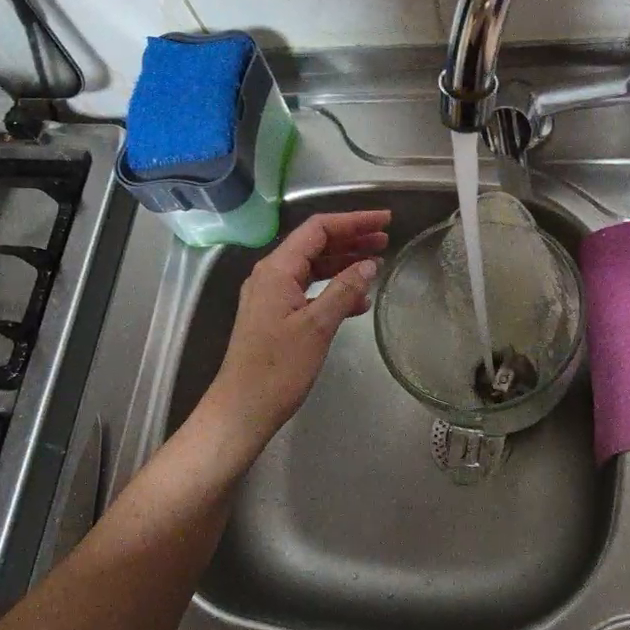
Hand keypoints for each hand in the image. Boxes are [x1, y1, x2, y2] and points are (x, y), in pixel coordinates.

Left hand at [198, 210, 391, 446]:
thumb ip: (344, 290)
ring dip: (344, 264)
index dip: (353, 221)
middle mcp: (271, 276)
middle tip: (386, 240)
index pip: (318, 229)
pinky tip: (358, 302)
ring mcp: (271, 296)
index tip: (385, 221)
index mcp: (277, 270)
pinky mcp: (275, 317)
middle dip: (351, 239)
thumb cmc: (278, 368)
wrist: (243, 408)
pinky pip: (309, 291)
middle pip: (315, 245)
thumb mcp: (317, 326)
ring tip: (377, 265)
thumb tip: (369, 265)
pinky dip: (333, 290)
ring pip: (313, 268)